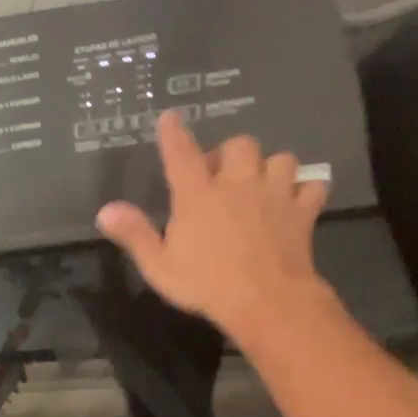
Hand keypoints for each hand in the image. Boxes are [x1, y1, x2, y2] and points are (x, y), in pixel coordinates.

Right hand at [95, 111, 333, 340]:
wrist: (266, 300)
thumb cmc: (204, 283)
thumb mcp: (157, 265)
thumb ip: (134, 233)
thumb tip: (106, 210)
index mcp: (198, 197)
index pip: (183, 155)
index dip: (174, 135)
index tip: (170, 117)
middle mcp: (238, 185)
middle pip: (240, 145)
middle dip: (228, 154)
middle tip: (217, 176)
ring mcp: (276, 195)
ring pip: (281, 159)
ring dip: (267, 168)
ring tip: (255, 186)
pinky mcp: (303, 211)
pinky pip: (311, 186)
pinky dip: (301, 189)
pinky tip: (290, 202)